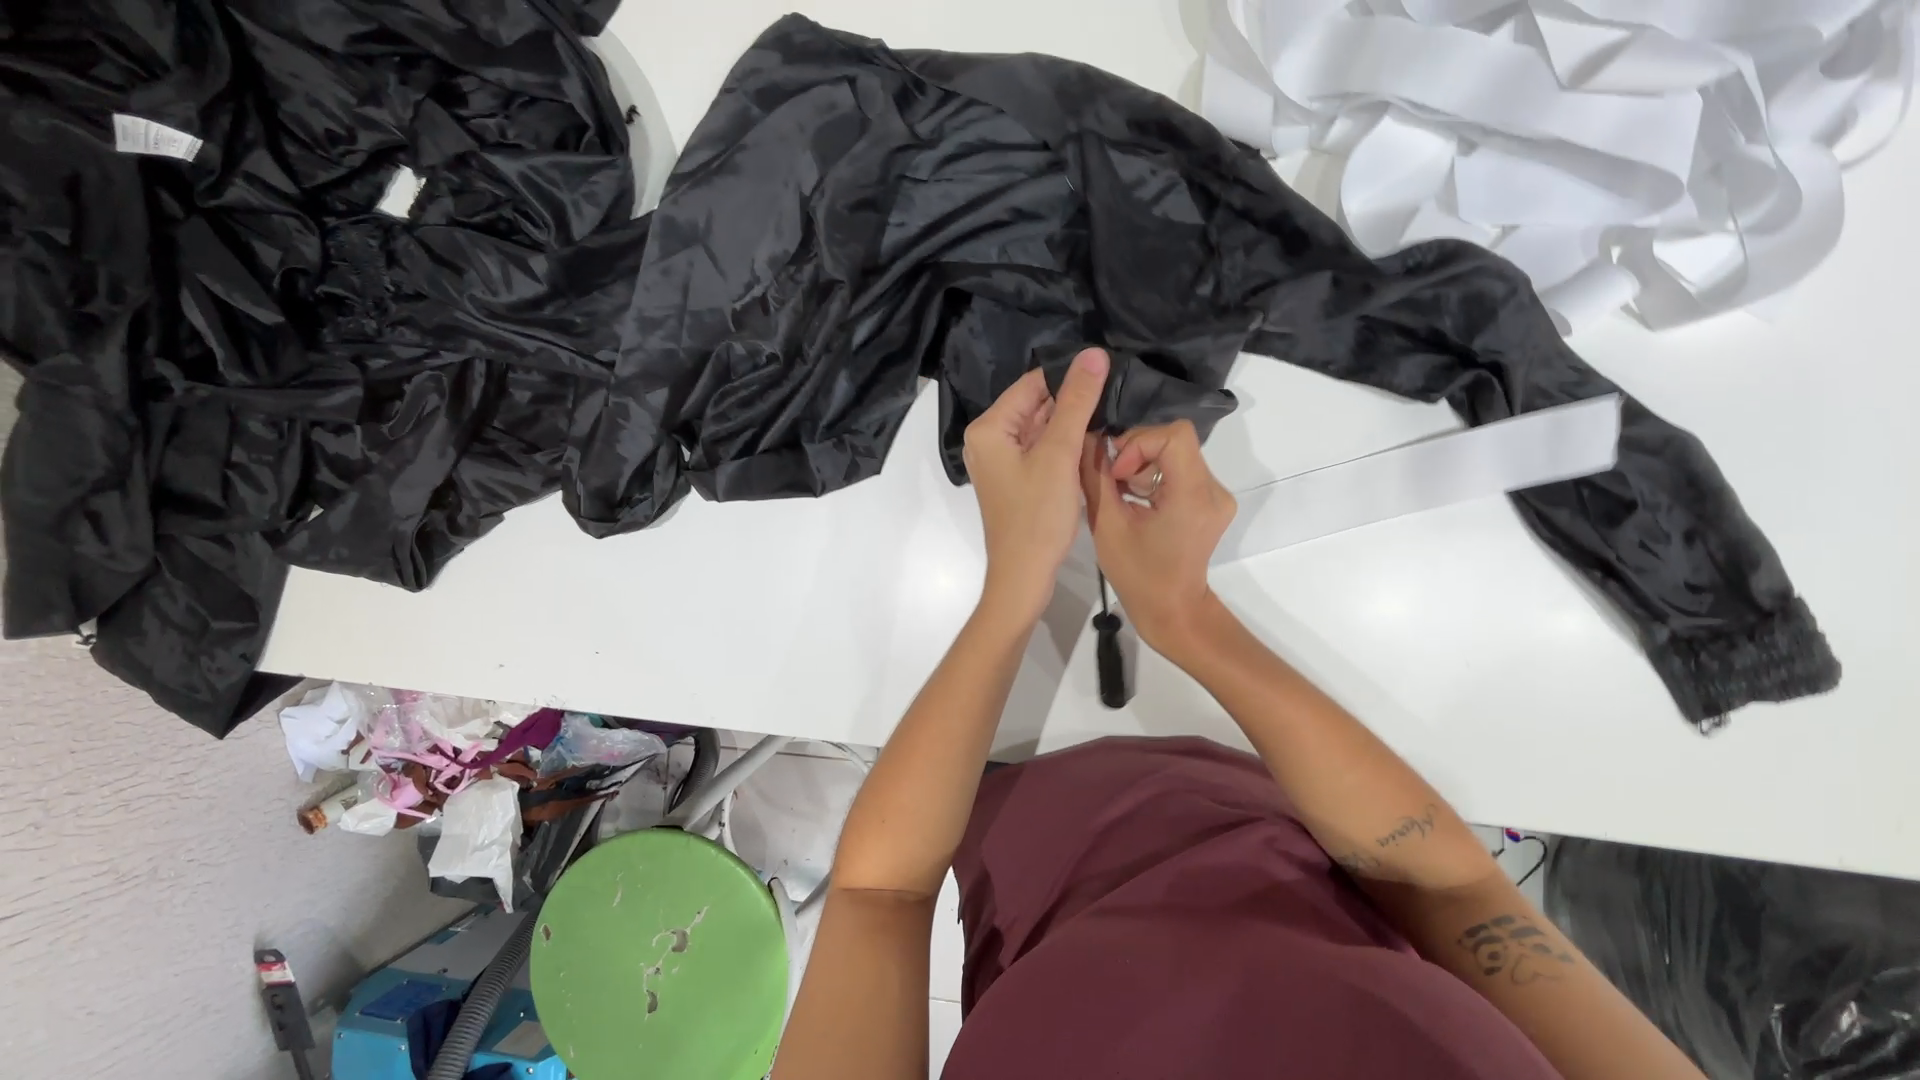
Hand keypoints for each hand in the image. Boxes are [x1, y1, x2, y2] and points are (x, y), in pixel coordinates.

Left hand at [964, 348, 1110, 620]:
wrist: (1024, 575)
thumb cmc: (1037, 516)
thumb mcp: (1059, 454)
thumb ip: (1077, 402)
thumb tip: (1093, 354)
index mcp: (989, 428)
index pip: (1033, 384)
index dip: (1070, 378)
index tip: (1108, 375)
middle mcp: (988, 440)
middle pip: (1036, 405)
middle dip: (1073, 403)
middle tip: (1116, 397)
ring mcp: (1001, 463)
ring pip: (1041, 429)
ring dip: (1072, 426)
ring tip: (1111, 419)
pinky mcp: (1016, 481)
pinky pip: (1041, 451)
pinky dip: (1065, 448)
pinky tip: (1094, 447)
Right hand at [1079, 420, 1236, 658]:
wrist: (1172, 610)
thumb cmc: (1138, 575)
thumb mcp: (1107, 526)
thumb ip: (1096, 478)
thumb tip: (1087, 441)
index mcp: (1193, 495)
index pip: (1174, 436)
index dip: (1139, 443)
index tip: (1118, 472)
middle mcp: (1213, 490)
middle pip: (1175, 442)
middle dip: (1138, 454)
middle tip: (1114, 482)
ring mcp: (1216, 496)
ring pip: (1176, 455)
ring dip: (1144, 467)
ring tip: (1124, 496)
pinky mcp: (1210, 502)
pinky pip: (1181, 471)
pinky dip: (1154, 478)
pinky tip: (1138, 503)